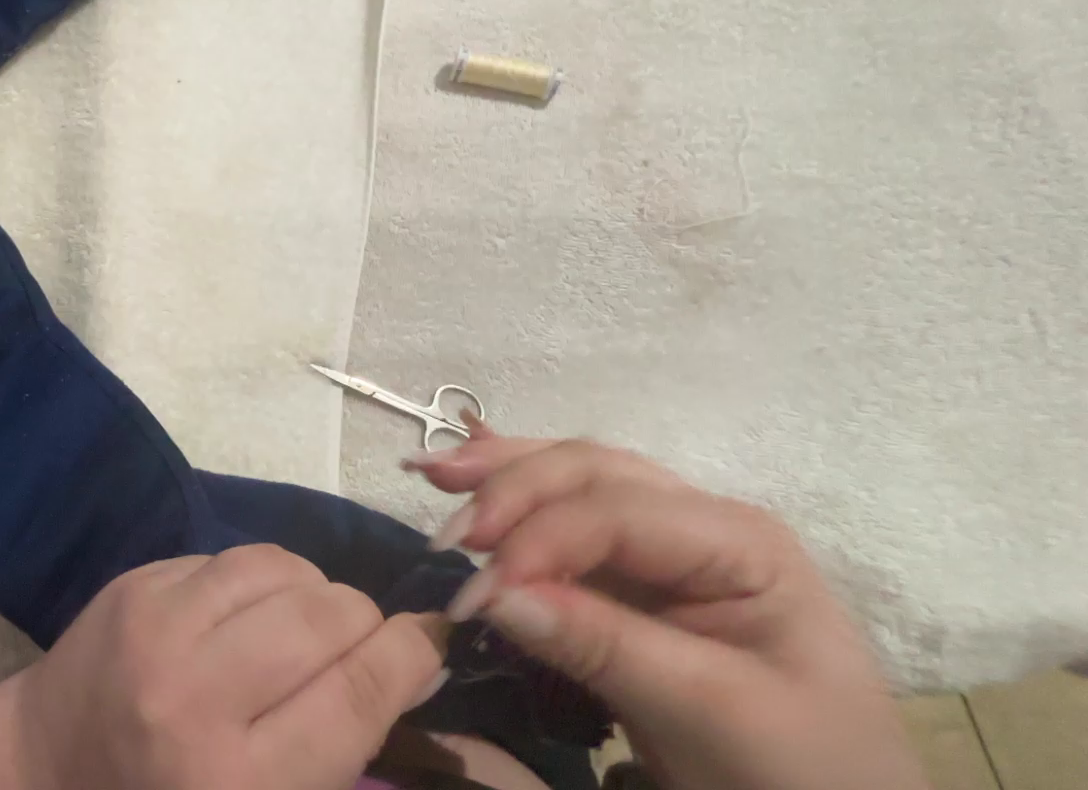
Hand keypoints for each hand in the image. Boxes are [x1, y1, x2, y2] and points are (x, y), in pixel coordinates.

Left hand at [12, 544, 450, 789]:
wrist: (43, 767)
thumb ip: (336, 748)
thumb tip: (409, 661)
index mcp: (237, 781)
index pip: (356, 694)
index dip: (410, 655)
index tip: (430, 638)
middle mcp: (195, 694)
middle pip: (324, 615)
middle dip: (362, 619)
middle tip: (360, 638)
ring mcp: (156, 624)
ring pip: (281, 567)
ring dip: (313, 587)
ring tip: (305, 618)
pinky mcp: (135, 582)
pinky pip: (230, 556)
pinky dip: (260, 576)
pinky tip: (248, 607)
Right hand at [407, 433, 929, 789]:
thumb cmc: (798, 770)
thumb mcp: (712, 716)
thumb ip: (601, 645)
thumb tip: (490, 591)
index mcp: (739, 541)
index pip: (616, 513)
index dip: (539, 541)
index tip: (477, 594)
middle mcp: (695, 518)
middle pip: (586, 471)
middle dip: (508, 491)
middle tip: (445, 535)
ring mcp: (659, 537)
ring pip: (565, 474)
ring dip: (496, 474)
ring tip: (431, 474)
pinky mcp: (625, 564)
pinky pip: (555, 510)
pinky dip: (505, 491)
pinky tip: (464, 476)